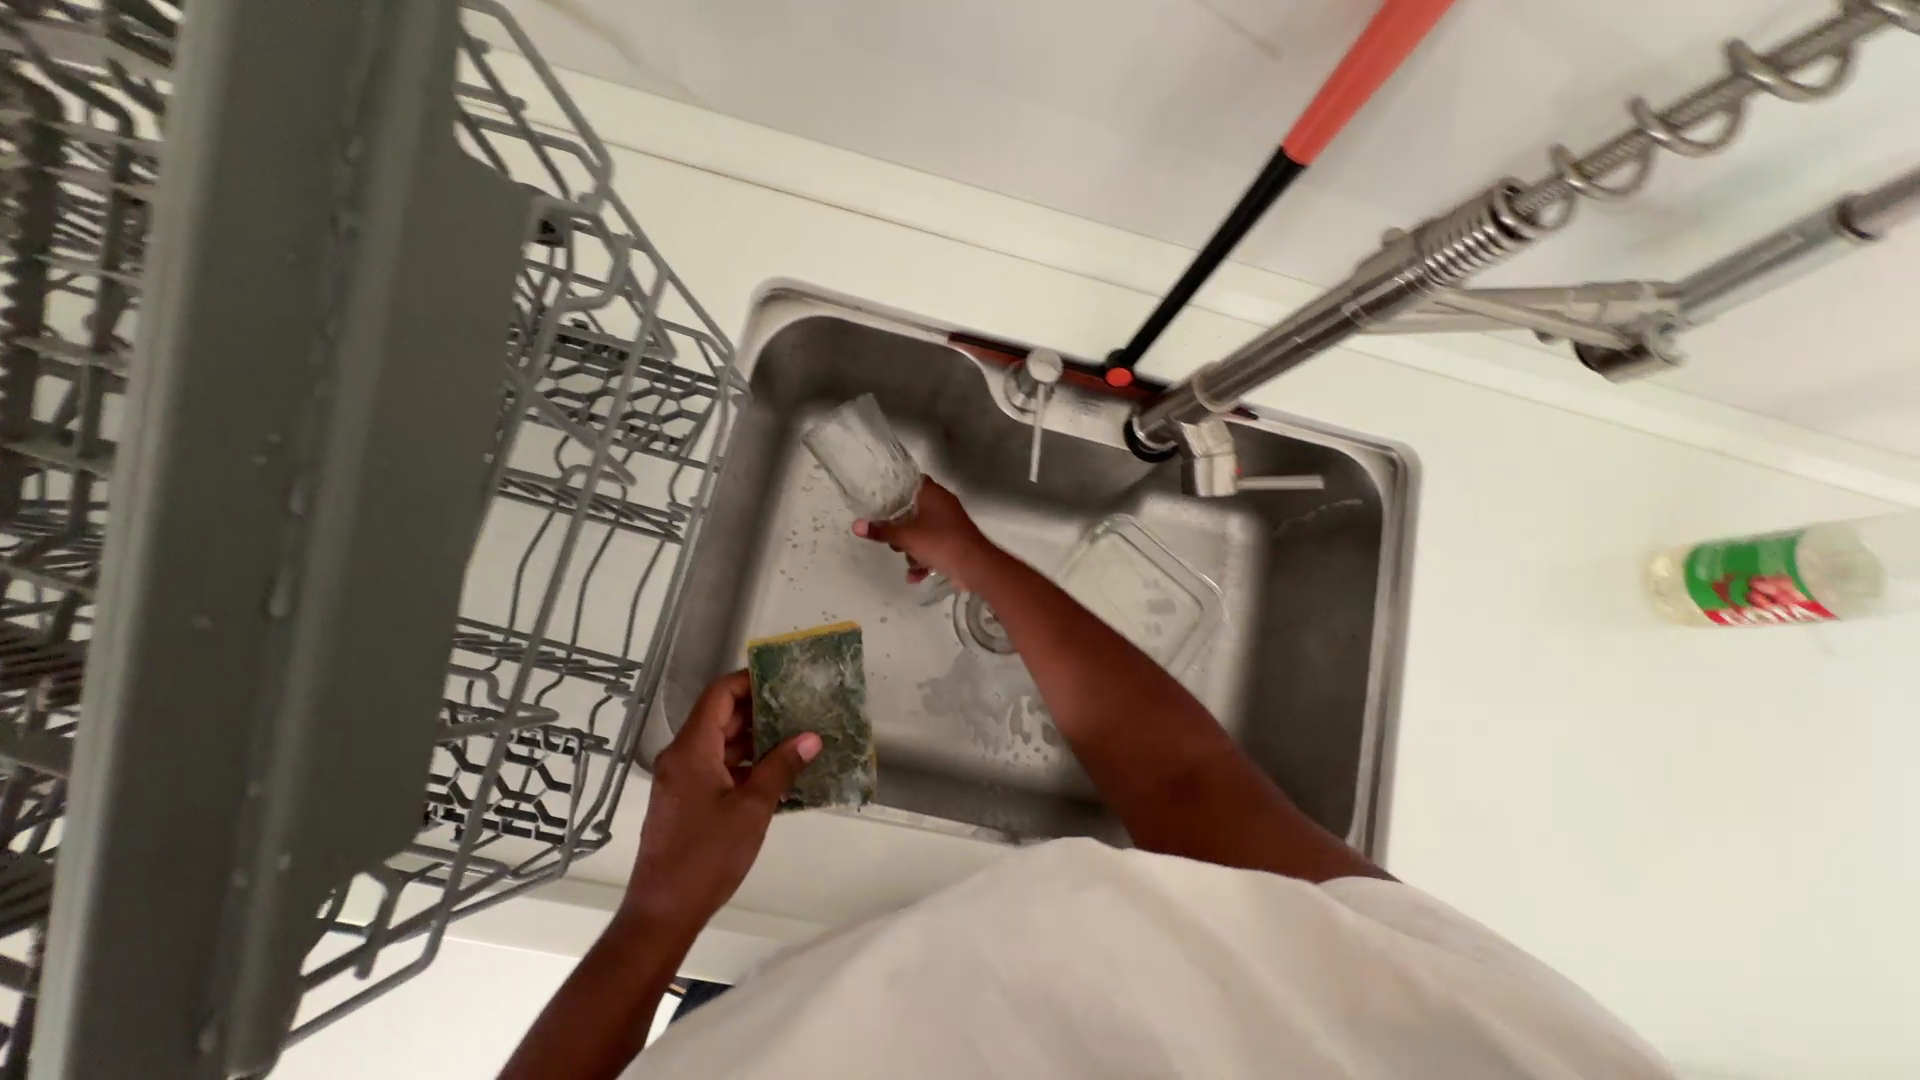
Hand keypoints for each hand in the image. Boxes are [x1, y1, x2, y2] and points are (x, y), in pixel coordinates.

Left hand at [625, 672, 819, 932]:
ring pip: (721, 745)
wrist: (664, 911)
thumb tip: (811, 737)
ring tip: (797, 738)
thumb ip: (781, 768)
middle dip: (760, 710)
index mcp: (691, 750)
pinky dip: (745, 765)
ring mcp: (682, 781)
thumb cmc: (707, 855)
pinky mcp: (686, 802)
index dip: (749, 681)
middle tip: (801, 707)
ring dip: (756, 740)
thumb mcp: (752, 808)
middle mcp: (682, 758)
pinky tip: (778, 774)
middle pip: (720, 717)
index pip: (719, 695)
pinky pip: (718, 769)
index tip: (785, 679)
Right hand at [853, 477, 994, 585]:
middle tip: (892, 539)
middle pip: (914, 510)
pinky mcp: (955, 542)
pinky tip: (915, 576)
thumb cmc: (939, 542)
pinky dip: (925, 560)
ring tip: (908, 561)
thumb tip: (856, 525)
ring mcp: (951, 524)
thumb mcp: (905, 537)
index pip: (911, 481)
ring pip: (923, 531)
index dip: (895, 488)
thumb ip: (881, 531)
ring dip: (913, 548)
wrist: (975, 566)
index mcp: (933, 494)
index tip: (880, 498)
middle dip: (901, 528)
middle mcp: (943, 505)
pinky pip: (934, 547)